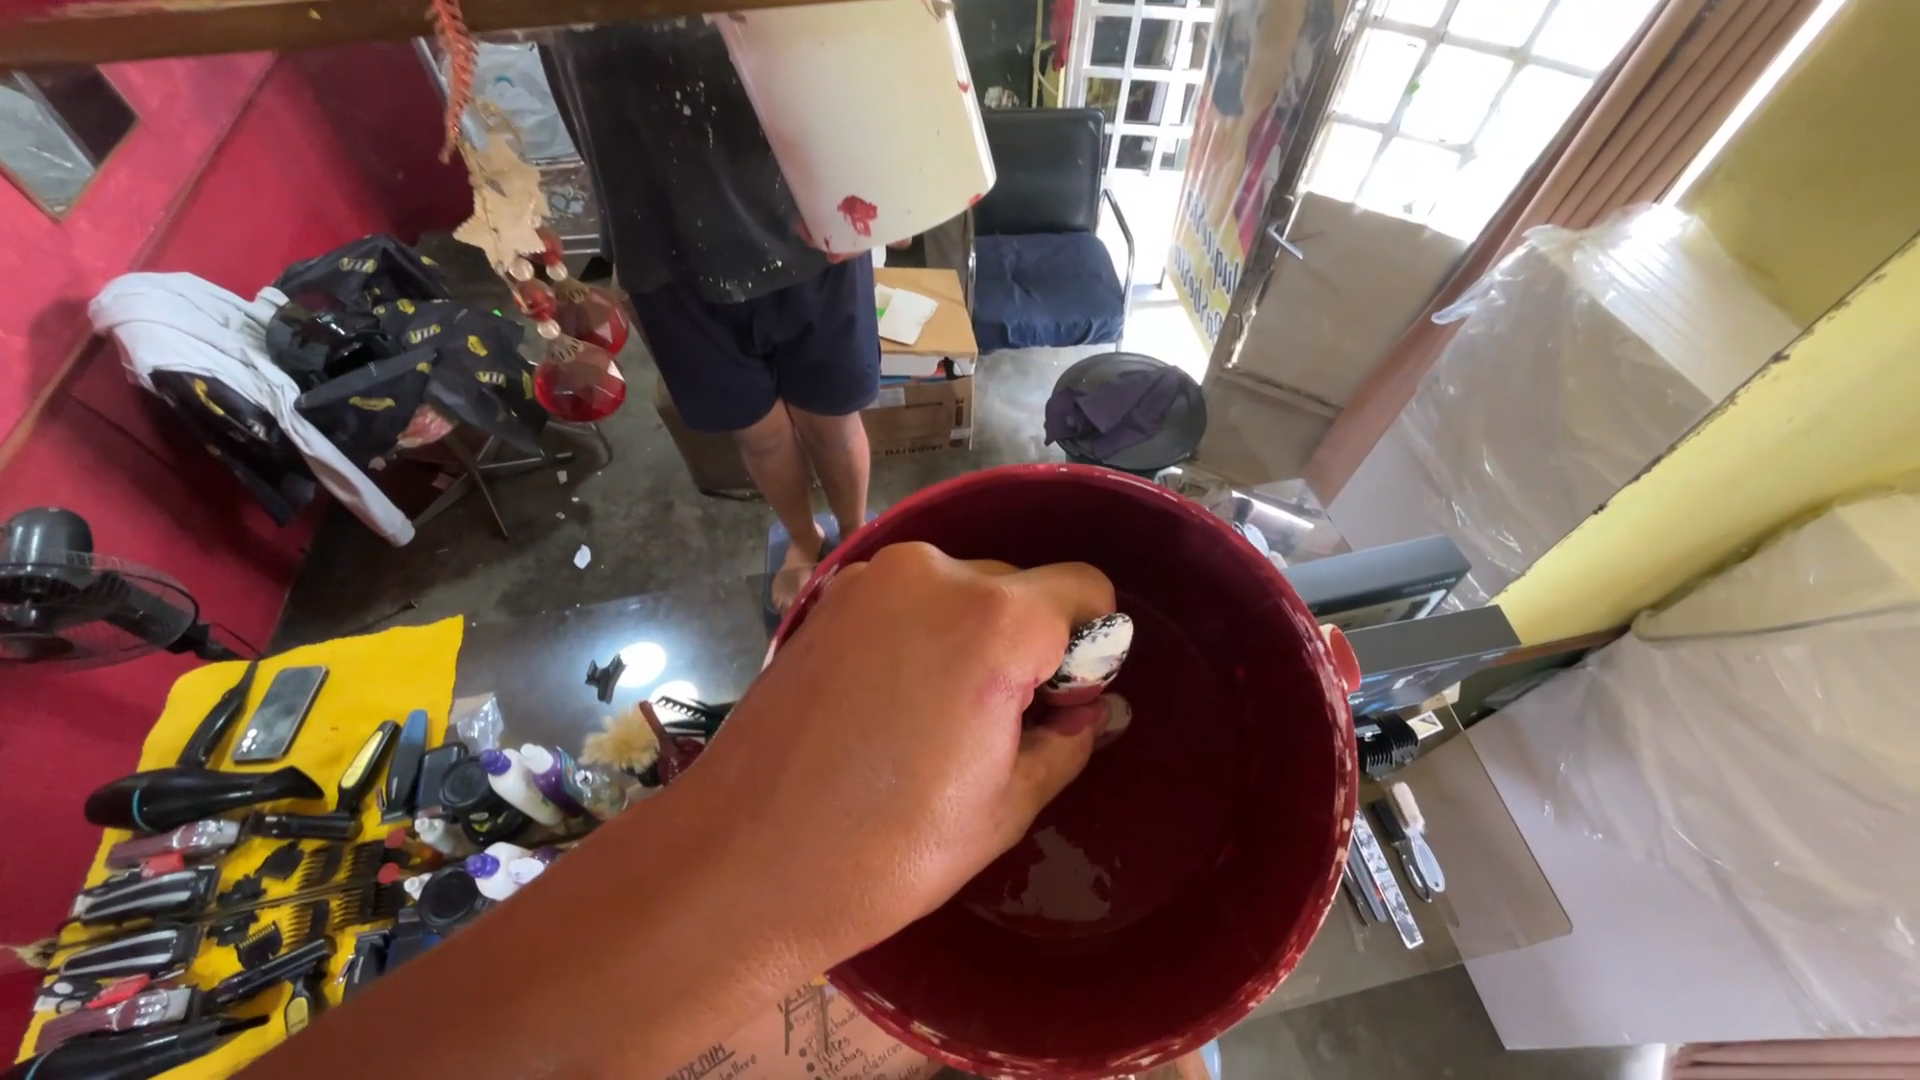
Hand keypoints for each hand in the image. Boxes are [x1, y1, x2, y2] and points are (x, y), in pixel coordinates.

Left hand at [676, 542, 1123, 959]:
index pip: (1085, 590)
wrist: (739, 858)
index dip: (1090, 648)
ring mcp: (872, 577)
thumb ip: (1068, 737)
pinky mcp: (829, 596)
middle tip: (992, 724)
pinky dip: (921, 632)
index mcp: (993, 618)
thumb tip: (1096, 706)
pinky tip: (888, 698)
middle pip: (1021, 588)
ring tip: (932, 715)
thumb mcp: (1005, 805)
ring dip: (972, 636)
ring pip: (962, 589)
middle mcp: (933, 572)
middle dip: (1027, 644)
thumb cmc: (887, 848)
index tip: (1057, 705)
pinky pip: (909, 599)